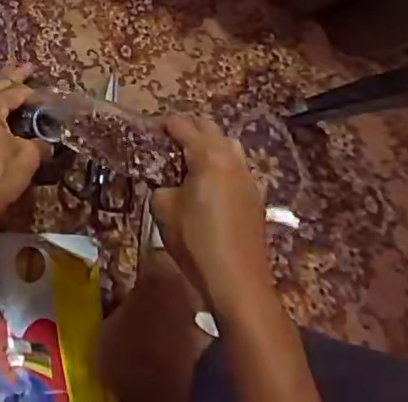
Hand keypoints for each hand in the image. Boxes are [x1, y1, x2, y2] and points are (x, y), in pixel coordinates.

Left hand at [0, 64, 48, 230]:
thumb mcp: (27, 157)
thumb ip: (40, 143)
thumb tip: (47, 142)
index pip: (16, 92)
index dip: (34, 93)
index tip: (49, 91)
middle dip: (13, 76)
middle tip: (28, 66)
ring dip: (1, 90)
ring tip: (14, 80)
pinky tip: (0, 108)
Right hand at [151, 116, 271, 312]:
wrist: (238, 283)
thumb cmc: (197, 242)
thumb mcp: (164, 210)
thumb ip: (159, 186)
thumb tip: (163, 182)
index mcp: (207, 155)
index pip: (183, 126)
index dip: (164, 124)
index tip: (151, 131)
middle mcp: (231, 158)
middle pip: (209, 128)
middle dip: (188, 128)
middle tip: (168, 142)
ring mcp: (248, 177)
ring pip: (228, 144)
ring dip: (209, 144)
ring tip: (191, 160)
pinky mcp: (257, 197)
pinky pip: (238, 168)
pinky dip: (224, 166)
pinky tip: (213, 185)